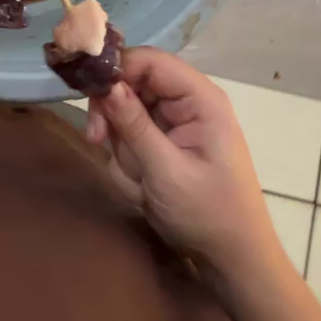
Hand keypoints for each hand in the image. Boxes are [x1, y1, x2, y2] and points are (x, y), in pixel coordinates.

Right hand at [86, 47, 277, 268]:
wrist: (232, 261)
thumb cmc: (208, 214)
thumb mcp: (166, 172)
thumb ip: (134, 124)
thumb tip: (105, 84)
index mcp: (200, 98)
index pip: (149, 60)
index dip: (117, 70)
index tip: (89, 94)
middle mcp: (188, 101)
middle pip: (132, 82)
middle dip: (114, 114)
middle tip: (97, 140)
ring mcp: (176, 121)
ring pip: (126, 110)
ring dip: (122, 145)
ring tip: (137, 180)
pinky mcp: (165, 140)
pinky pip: (131, 134)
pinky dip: (128, 158)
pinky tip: (141, 185)